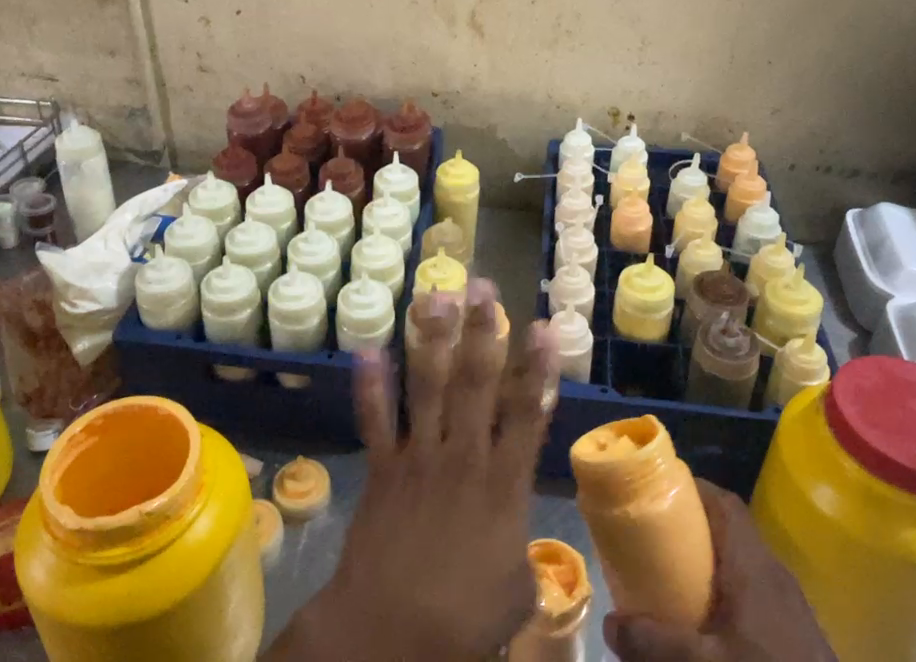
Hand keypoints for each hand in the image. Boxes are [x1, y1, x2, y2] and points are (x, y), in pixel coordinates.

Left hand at [264, 278, 556, 661]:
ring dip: (434, 339)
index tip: (545, 325)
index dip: (538, 367)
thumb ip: (519, 553)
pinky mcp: (382, 469)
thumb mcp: (516, 591)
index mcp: (505, 485)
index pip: (527, 413)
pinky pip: (376, 418)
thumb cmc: (463, 619)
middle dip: (483, 332)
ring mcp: (419, 458)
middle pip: (477, 383)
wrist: (390, 631)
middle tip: (485, 288)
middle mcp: (464, 457)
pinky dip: (371, 384)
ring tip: (437, 296)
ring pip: (430, 387)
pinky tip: (370, 347)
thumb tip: (518, 543)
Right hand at [604, 479, 835, 661]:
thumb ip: (654, 643)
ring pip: (738, 566)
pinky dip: (720, 595)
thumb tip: (610, 621)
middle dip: (687, 529)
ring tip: (665, 579)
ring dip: (704, 564)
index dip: (690, 489)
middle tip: (647, 538)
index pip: (724, 504)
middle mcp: (772, 575)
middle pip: (728, 532)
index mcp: (754, 567)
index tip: (653, 491)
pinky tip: (701, 626)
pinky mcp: (792, 634)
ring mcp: (787, 606)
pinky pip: (749, 596)